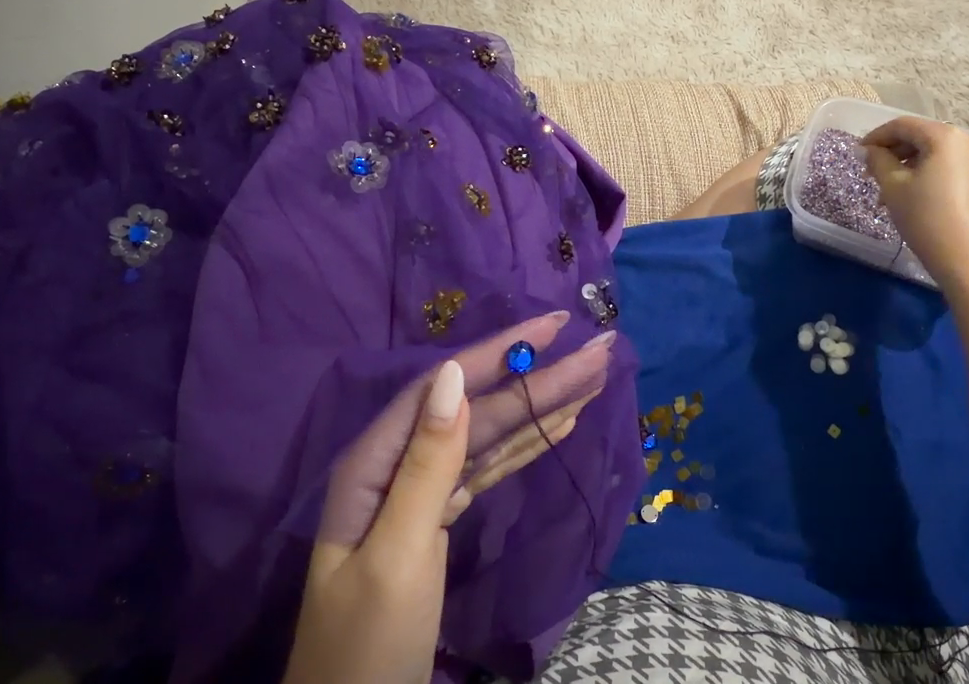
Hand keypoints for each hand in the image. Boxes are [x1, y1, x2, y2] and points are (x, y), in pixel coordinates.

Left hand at [285, 314, 614, 683]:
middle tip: (601, 351)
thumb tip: (455, 374)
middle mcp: (399, 464)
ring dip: (541, 407)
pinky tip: (559, 425)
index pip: (447, 387)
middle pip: (478, 410)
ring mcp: (422, 493)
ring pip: (491, 437)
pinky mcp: (440, 520)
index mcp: (376, 460)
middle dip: (539, 379)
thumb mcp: (398, 552)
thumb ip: (428, 461)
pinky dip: (526, 446)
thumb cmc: (367, 642)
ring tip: (593, 377)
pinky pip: (489, 470)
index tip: (554, 325)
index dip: (501, 351)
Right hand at [862, 117, 968, 292]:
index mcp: (946, 136)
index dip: (876, 136)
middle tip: (871, 173)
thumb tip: (869, 150)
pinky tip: (913, 194)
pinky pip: (951, 166)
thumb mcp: (893, 187)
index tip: (859, 153)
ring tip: (889, 191)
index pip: (903, 125)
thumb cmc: (927, 219)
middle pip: (922, 136)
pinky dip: (929, 173)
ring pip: (936, 153)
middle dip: (894, 152)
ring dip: (909, 165)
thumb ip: (877, 160)